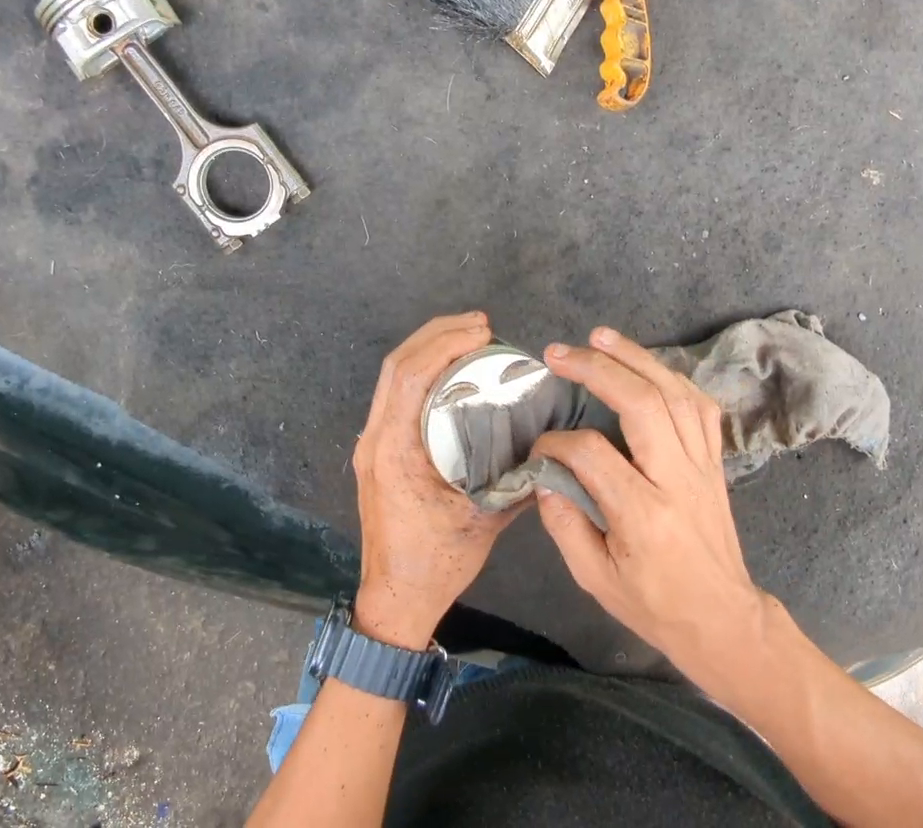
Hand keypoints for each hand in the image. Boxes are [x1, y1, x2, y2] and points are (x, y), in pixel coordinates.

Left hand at [351, 312, 516, 650]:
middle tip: (479, 324)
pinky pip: (396, 396)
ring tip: (469, 338)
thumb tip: (551, 445)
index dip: (445, 343)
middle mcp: (374, 439)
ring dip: (428, 350)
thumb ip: (515, 481)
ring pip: (392, 378)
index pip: (411, 376)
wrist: (395, 597)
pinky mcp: (377, 451)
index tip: (483, 332)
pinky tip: (454, 374)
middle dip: (436, 334)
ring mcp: (371, 444)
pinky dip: (423, 373)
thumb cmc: (435, 562)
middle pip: (396, 366)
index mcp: (393, 450)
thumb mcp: (482, 520)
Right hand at [531, 327, 765, 679]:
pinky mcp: (715, 463)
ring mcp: (702, 466)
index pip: (592, 453)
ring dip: (636, 358)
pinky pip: (700, 407)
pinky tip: (647, 366)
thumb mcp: (595, 579)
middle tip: (559, 353)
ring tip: (600, 337)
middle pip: (643, 403)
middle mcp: (677, 479)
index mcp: (642, 513)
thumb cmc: (654, 605)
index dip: (556, 443)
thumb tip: (544, 477)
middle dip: (598, 369)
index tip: (538, 450)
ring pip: (676, 394)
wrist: (723, 620)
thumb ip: (564, 525)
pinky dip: (673, 378)